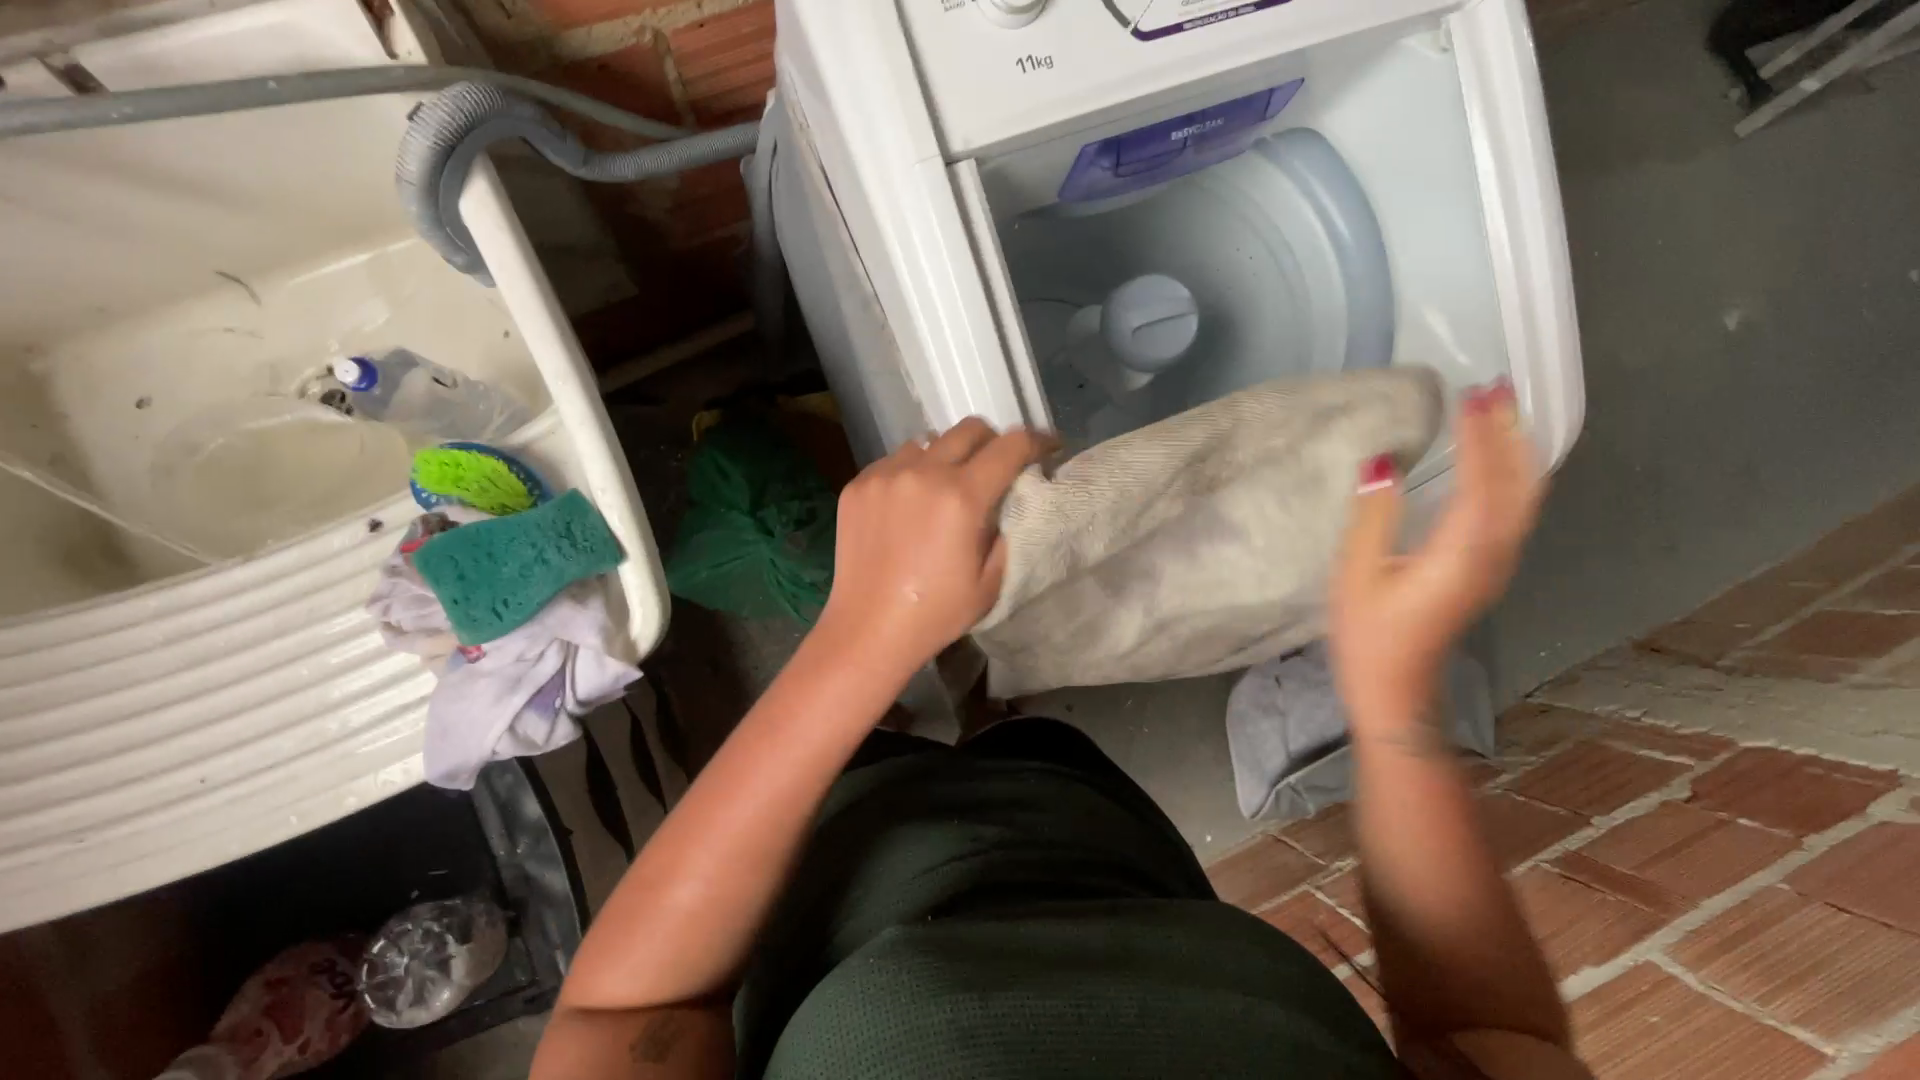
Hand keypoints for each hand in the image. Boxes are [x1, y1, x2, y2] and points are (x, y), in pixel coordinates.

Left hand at [817, 417, 1052, 673]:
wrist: (869, 629)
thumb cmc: (937, 613)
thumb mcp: (992, 580)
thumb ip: (1006, 530)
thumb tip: (1008, 500)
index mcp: (962, 497)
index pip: (1011, 445)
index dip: (1037, 442)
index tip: (1047, 448)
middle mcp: (922, 473)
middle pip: (970, 430)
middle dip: (993, 442)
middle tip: (997, 468)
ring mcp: (885, 475)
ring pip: (929, 443)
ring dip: (947, 457)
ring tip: (946, 489)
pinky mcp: (858, 485)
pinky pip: (894, 461)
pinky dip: (912, 473)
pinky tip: (910, 505)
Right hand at [1331, 380, 1544, 727]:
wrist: (1396, 690)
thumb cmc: (1369, 636)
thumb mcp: (1356, 575)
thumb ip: (1372, 516)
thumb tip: (1382, 463)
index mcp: (1459, 552)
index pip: (1482, 481)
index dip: (1480, 435)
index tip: (1471, 393)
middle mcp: (1491, 553)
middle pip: (1518, 484)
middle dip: (1509, 433)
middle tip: (1495, 388)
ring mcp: (1495, 563)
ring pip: (1522, 497)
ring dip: (1514, 450)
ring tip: (1500, 412)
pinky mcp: (1487, 569)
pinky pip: (1513, 510)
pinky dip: (1511, 475)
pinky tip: (1497, 461)